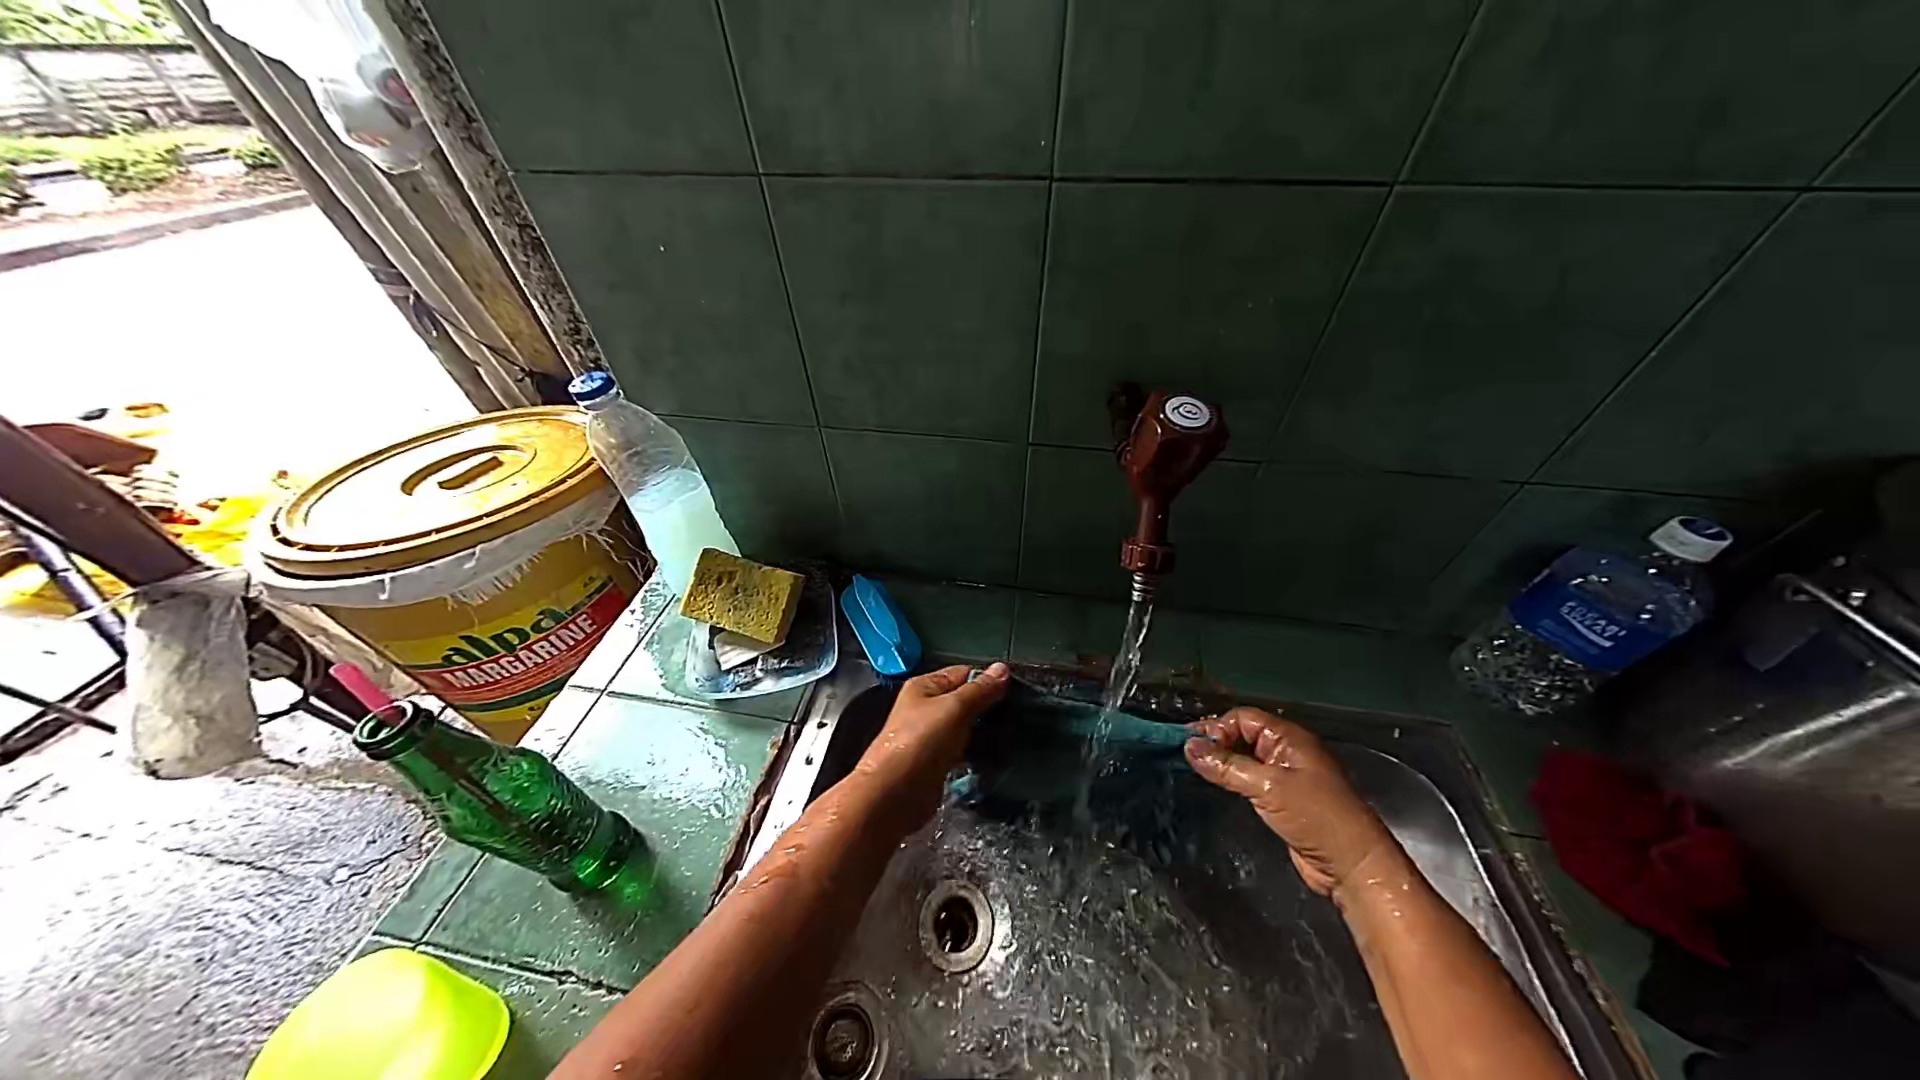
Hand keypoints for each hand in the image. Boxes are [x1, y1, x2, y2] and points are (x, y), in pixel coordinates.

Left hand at [855, 662, 1009, 825]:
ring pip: (966, 726)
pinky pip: (963, 750)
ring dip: (985, 731)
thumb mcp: (954, 708)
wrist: (894, 795)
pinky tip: (997, 756)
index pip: (963, 673)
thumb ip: (980, 690)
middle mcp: (927, 708)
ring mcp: (932, 736)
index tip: (1016, 688)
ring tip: (1012, 733)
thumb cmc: (920, 742)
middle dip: (989, 706)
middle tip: (1018, 713)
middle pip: (965, 700)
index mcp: (925, 686)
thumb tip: (1003, 668)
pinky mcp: (938, 762)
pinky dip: (978, 752)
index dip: (988, 679)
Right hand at [1185, 707, 1403, 900]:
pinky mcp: (1282, 798)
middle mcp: (1287, 751)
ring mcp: (1286, 775)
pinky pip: (1250, 778)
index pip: (1243, 718)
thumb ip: (1226, 766)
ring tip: (1197, 769)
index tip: (1192, 744)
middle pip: (1242, 735)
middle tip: (1188, 755)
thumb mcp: (1268, 787)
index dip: (1217, 728)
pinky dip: (1232, 779)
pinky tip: (1217, 785)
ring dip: (1223, 762)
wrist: (1354, 866)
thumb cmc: (1318, 818)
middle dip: (1216, 742)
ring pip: (1245, 757)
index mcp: (1289, 738)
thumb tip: (1190, 747)